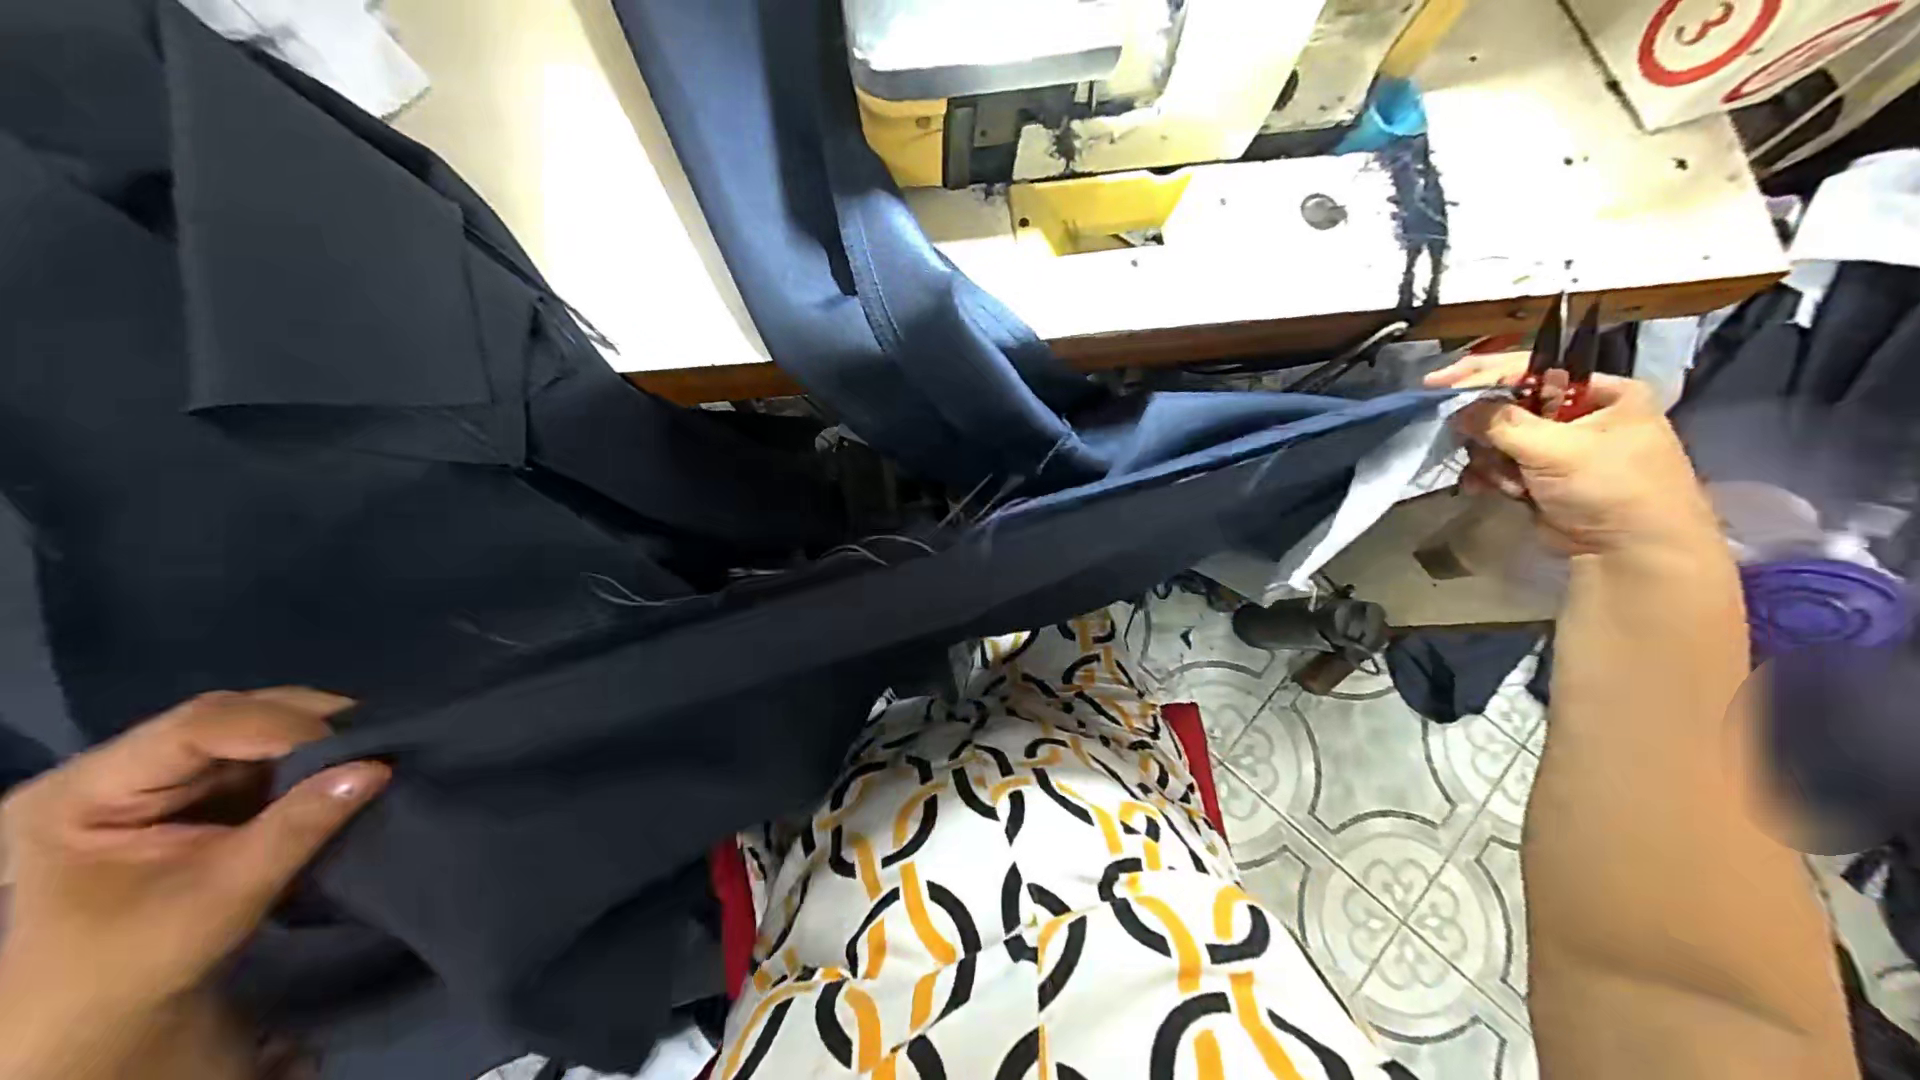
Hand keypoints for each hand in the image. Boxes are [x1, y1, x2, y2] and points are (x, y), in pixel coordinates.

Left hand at [0, 689, 387, 1017]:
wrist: (111, 1009)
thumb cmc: (143, 961)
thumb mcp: (225, 896)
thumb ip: (298, 827)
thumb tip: (377, 767)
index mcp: (82, 793)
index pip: (198, 727)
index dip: (284, 728)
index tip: (359, 749)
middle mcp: (113, 766)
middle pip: (228, 714)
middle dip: (309, 723)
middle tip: (376, 739)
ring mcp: (154, 772)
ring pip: (254, 722)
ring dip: (317, 734)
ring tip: (369, 749)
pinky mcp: (193, 783)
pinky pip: (264, 747)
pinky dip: (313, 751)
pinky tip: (345, 762)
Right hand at [1426, 354, 1720, 555]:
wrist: (1630, 550)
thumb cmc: (1608, 487)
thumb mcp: (1555, 448)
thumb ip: (1500, 422)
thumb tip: (1456, 407)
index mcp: (1601, 393)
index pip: (1531, 370)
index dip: (1482, 374)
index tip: (1437, 382)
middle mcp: (1580, 414)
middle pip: (1508, 406)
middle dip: (1486, 430)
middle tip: (1470, 443)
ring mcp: (1559, 447)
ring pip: (1498, 439)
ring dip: (1491, 460)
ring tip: (1504, 481)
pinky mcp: (1541, 476)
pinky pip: (1500, 464)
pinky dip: (1492, 477)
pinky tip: (1497, 490)